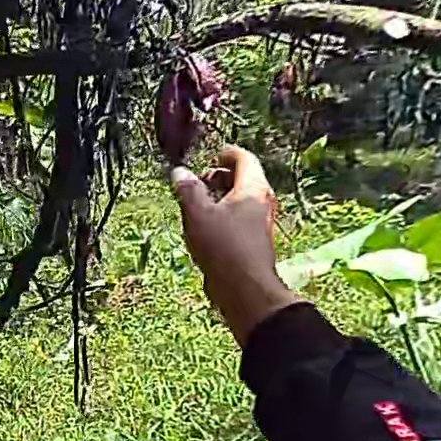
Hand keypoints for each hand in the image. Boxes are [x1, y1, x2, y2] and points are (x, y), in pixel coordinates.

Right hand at [172, 146, 302, 344]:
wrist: (243, 286)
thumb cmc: (222, 245)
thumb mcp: (197, 214)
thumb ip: (187, 190)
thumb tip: (179, 172)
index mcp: (252, 188)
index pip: (244, 159)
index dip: (227, 154)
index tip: (212, 156)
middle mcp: (262, 201)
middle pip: (244, 178)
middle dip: (220, 177)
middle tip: (198, 182)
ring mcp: (260, 221)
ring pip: (240, 199)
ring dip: (219, 197)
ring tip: (196, 205)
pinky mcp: (254, 239)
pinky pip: (239, 217)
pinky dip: (223, 214)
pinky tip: (204, 227)